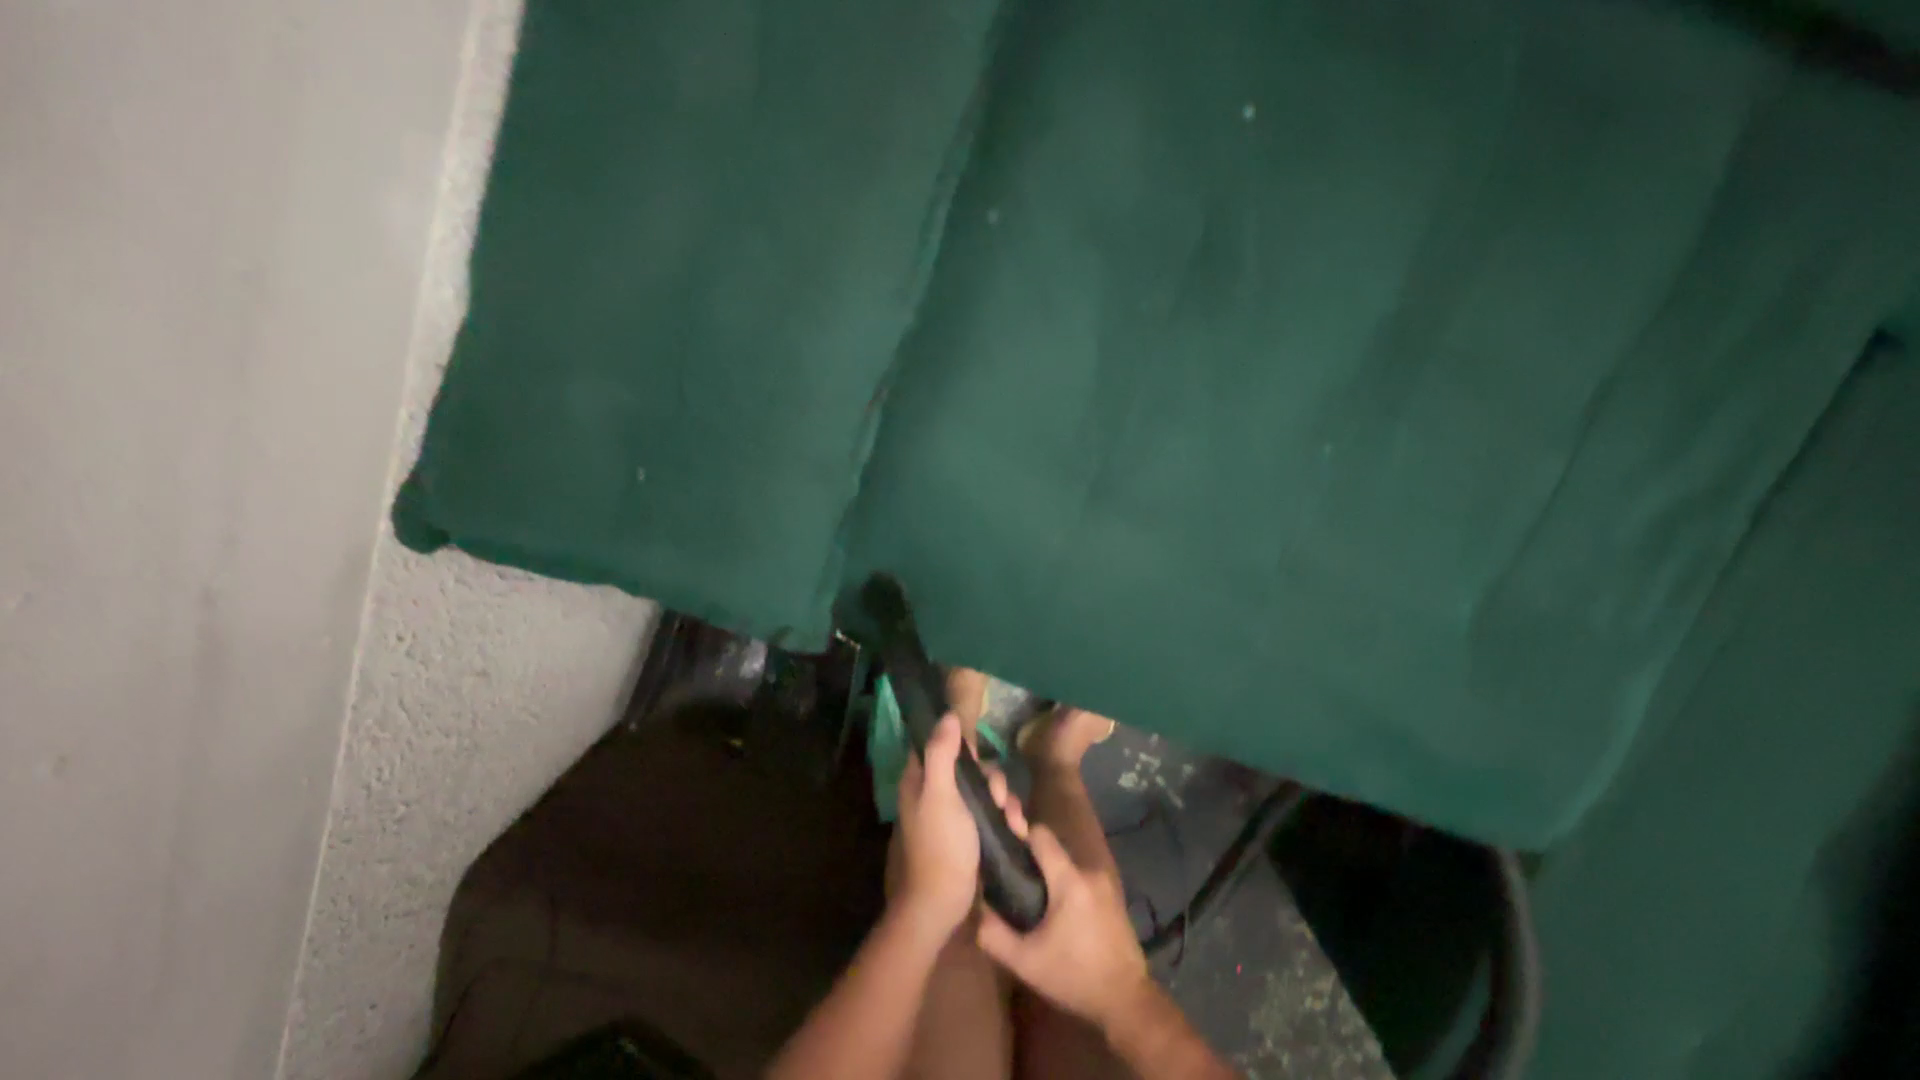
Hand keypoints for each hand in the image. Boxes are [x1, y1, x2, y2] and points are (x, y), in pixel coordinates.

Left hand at [894, 713, 1025, 936]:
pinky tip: (1016, 830)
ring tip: (1013, 822)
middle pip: (972, 769)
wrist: (943, 903)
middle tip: (998, 799)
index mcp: (920, 780)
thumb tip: (947, 715)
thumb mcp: (941, 795)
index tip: (979, 756)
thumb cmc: (940, 845)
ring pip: (987, 791)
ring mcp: (954, 815)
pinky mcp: (971, 835)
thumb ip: (942, 754)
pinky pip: (993, 814)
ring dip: (1005, 802)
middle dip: (993, 781)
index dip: (962, 745)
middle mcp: (935, 793)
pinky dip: (1006, 819)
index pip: (940, 745)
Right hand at [975, 825, 1153, 1029]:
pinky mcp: (1116, 898)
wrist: (1126, 1001)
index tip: (1003, 851)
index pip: (1041, 834)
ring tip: (1034, 907)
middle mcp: (1091, 873)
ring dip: (1052, 880)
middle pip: (1054, 853)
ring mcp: (1107, 884)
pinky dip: (1068, 891)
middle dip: (1033, 865)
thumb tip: (975, 906)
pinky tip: (1060, 919)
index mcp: (1070, 880)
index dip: (1019, 836)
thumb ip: (993, 933)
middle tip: (1014, 889)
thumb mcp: (1024, 962)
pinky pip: (1083, 882)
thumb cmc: (1073, 977)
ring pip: (1069, 869)